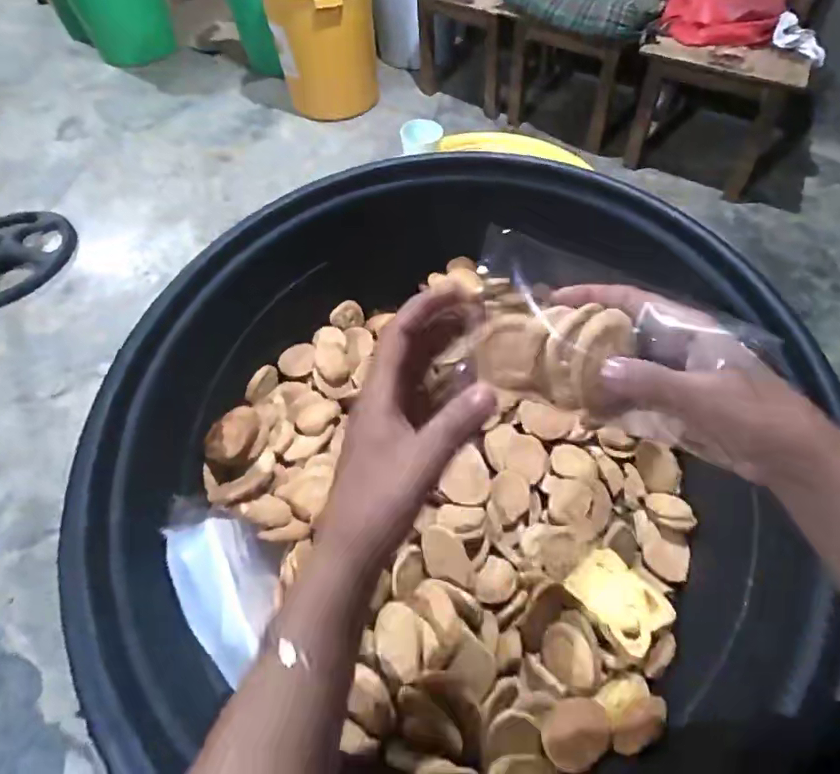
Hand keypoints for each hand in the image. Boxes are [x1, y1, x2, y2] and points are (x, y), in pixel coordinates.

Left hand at [315, 286, 495, 575]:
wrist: (349, 549)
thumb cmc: (380, 502)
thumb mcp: (423, 462)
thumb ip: (455, 424)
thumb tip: (490, 388)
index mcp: (377, 393)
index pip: (399, 334)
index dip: (425, 306)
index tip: (457, 290)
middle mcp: (378, 397)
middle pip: (405, 346)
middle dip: (437, 321)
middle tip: (475, 309)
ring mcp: (384, 417)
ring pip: (412, 370)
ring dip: (439, 348)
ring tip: (473, 334)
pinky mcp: (393, 437)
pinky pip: (419, 395)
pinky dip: (441, 381)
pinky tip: (463, 384)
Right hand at [552, 284, 835, 484]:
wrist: (790, 458)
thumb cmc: (754, 414)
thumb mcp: (703, 395)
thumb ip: (652, 381)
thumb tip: (600, 370)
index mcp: (684, 329)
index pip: (631, 299)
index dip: (593, 294)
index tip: (556, 299)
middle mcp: (672, 347)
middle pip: (620, 331)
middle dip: (584, 334)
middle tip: (545, 342)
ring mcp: (671, 377)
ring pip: (622, 366)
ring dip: (592, 373)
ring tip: (554, 378)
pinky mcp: (672, 406)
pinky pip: (631, 398)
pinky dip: (609, 403)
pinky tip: (585, 412)